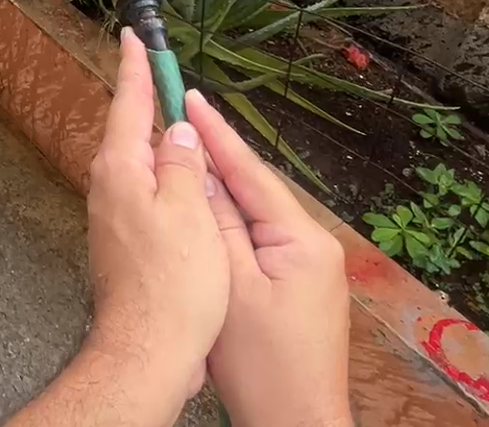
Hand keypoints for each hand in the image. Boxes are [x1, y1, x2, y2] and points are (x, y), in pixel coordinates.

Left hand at [9, 29, 229, 426]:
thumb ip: (184, 164)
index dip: (136, 67)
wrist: (146, 348)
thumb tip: (179, 130)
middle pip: (129, 129)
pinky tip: (178, 180)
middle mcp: (107, 182)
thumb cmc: (172, 284)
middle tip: (157, 69)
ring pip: (137, 160)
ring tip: (175, 119)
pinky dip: (162, 174)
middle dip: (144, 99)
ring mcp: (110, 209)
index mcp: (121, 168)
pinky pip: (143, 189)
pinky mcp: (120, 234)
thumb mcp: (190, 214)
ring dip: (157, 139)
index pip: (129, 103)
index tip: (134, 37)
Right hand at [190, 90, 352, 426]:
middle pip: (253, 187)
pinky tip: (203, 205)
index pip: (250, 171)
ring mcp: (307, 264)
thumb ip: (216, 219)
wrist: (297, 425)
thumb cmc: (261, 359)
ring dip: (218, 184)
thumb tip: (195, 165)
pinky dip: (227, 215)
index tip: (188, 94)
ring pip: (252, 210)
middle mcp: (312, 243)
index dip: (216, 132)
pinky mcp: (295, 282)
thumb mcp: (230, 281)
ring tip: (183, 151)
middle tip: (176, 115)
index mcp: (301, 238)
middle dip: (215, 154)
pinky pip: (255, 234)